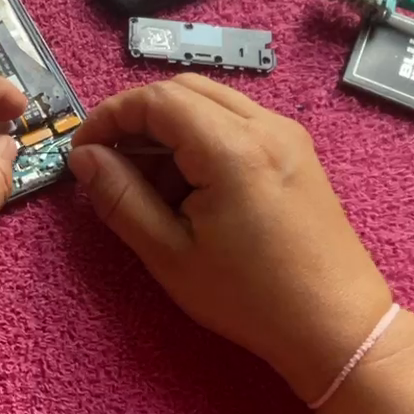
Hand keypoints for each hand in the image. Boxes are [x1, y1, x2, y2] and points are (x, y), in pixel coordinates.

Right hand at [69, 74, 394, 401]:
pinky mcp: (294, 151)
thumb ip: (120, 197)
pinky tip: (182, 185)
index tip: (80, 152)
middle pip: (183, 90)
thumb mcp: (168, 253)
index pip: (157, 100)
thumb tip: (83, 158)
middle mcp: (265, 126)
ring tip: (142, 181)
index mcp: (233, 149)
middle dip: (134, 118)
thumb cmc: (246, 296)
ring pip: (208, 102)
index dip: (109, 117)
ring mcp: (286, 135)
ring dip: (164, 128)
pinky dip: (195, 138)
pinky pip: (233, 122)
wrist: (333, 323)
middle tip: (105, 162)